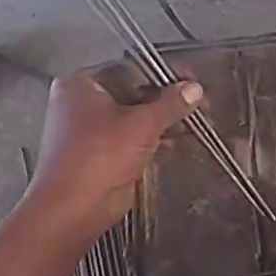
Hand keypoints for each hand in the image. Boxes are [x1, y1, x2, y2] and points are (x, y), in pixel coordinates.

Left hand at [24, 66, 203, 233]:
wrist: (76, 206)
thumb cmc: (102, 155)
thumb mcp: (143, 124)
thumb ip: (171, 104)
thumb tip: (195, 88)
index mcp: (82, 85)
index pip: (130, 69)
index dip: (165, 73)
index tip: (193, 79)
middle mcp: (84, 103)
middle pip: (134, 92)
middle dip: (168, 99)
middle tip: (200, 102)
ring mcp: (94, 130)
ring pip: (137, 117)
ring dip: (166, 120)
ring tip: (197, 121)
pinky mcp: (105, 153)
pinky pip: (136, 137)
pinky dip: (157, 138)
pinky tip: (182, 140)